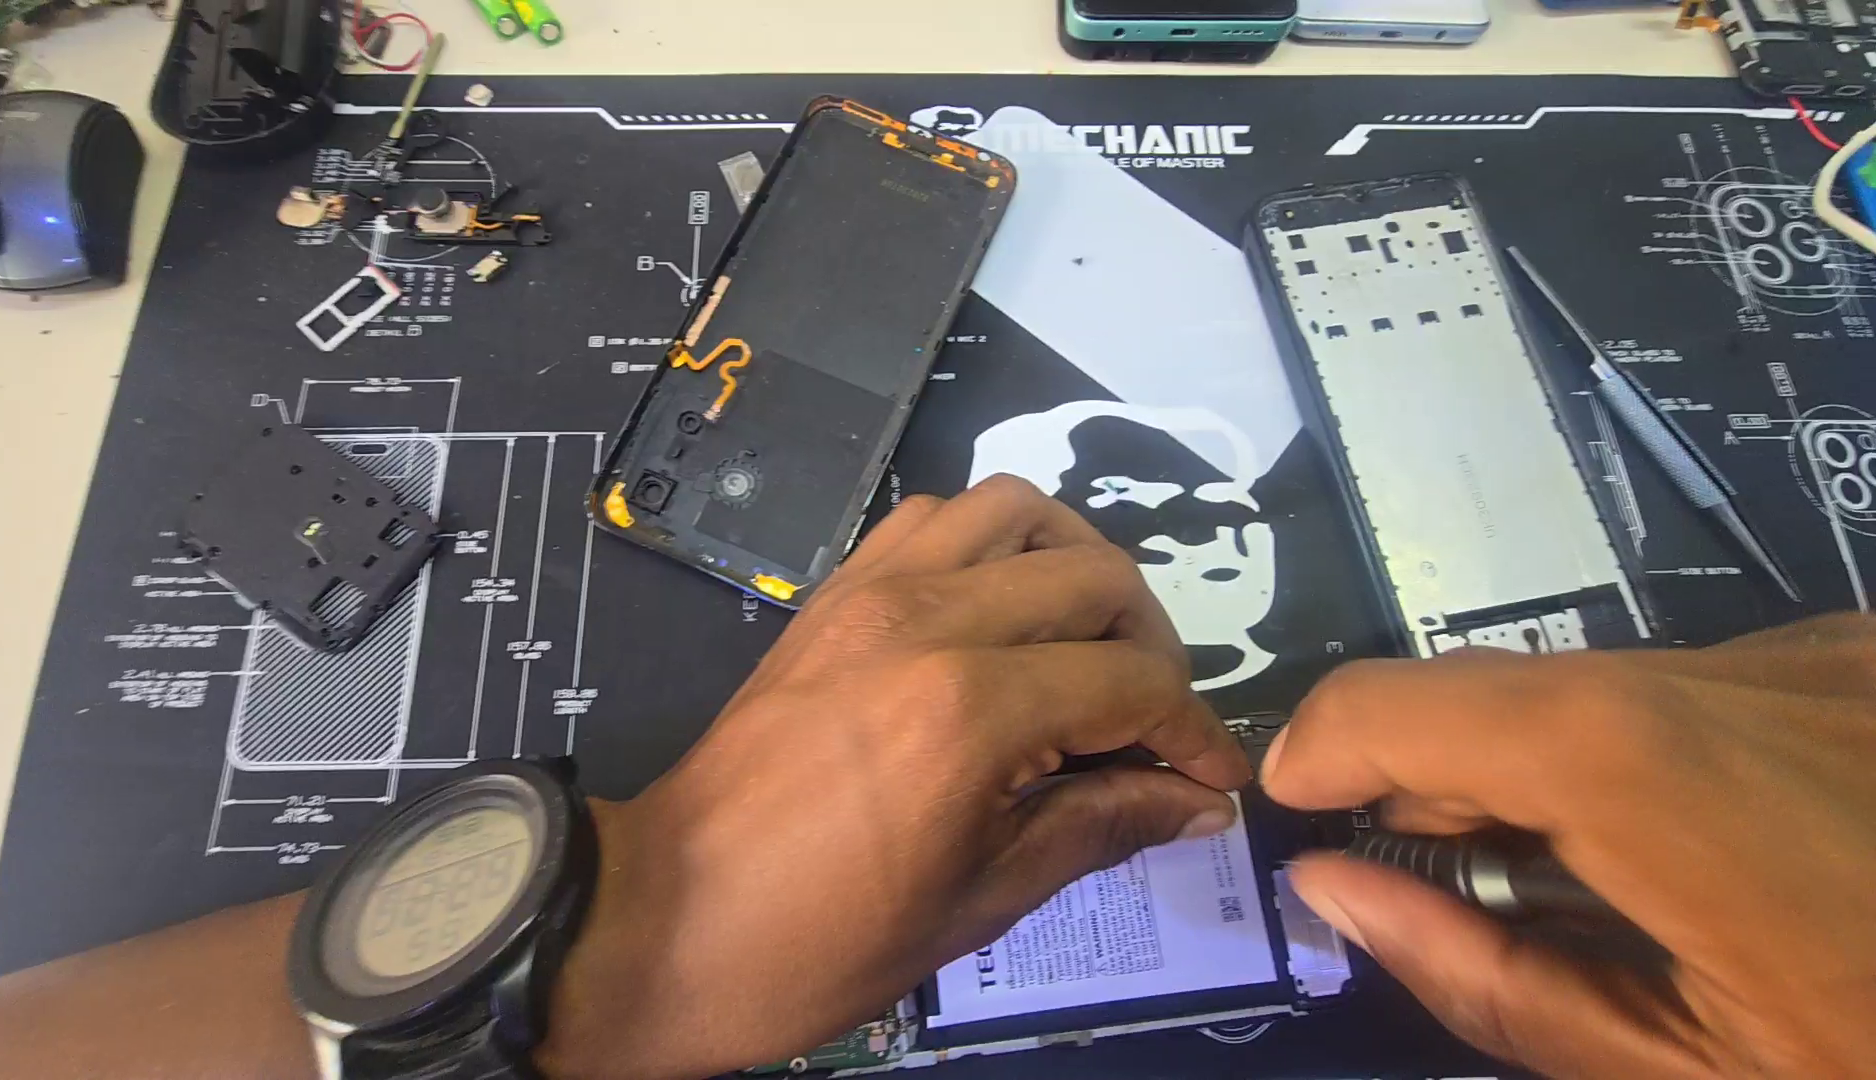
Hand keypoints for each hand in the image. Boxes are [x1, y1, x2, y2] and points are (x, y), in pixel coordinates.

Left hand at [538, 476, 1250, 1078]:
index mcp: (969, 710)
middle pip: (1094, 578)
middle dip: (1153, 643)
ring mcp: (874, 586)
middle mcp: (930, 617)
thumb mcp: (981, 898)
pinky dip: (991, 540)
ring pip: (1016, 509)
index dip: (1192, 730)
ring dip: (1075, 561)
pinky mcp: (837, 586)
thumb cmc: (822, 936)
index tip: (1211, 773)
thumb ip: (1101, 823)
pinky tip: (1000, 602)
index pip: (1130, 685)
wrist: (666, 910)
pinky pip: (933, 517)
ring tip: (1086, 635)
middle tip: (1152, 713)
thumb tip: (1199, 799)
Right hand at [1262, 615, 1875, 1078]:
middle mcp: (1716, 671)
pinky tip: (1700, 850)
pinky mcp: (1857, 652)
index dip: (1320, 748)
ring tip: (1581, 879)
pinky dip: (1622, 758)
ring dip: (1520, 769)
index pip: (1397, 703)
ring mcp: (1808, 650)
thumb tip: (1331, 891)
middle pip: (1477, 691)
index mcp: (1651, 768)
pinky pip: (1668, 690)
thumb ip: (1479, 974)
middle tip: (1426, 872)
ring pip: (1568, 686)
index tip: (1300, 808)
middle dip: (1418, 776)